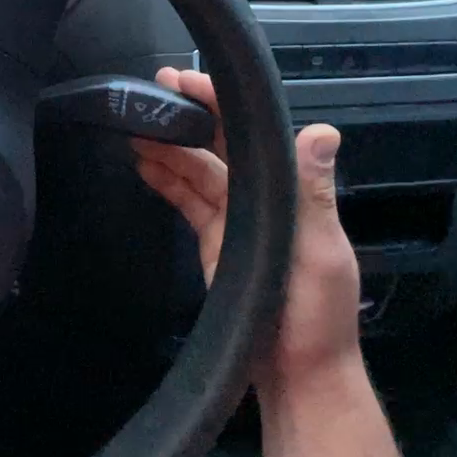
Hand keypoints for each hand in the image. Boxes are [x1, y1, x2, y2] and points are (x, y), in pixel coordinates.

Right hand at [130, 69, 363, 391]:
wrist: (294, 374)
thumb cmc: (314, 313)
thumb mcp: (320, 251)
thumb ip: (312, 192)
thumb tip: (323, 130)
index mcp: (288, 189)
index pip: (251, 132)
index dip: (218, 102)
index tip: (185, 81)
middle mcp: (261, 194)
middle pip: (218, 144)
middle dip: (186, 115)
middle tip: (150, 91)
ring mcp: (234, 216)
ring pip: (195, 168)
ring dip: (167, 145)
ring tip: (133, 125)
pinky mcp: (213, 237)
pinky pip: (186, 198)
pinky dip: (165, 179)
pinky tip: (142, 162)